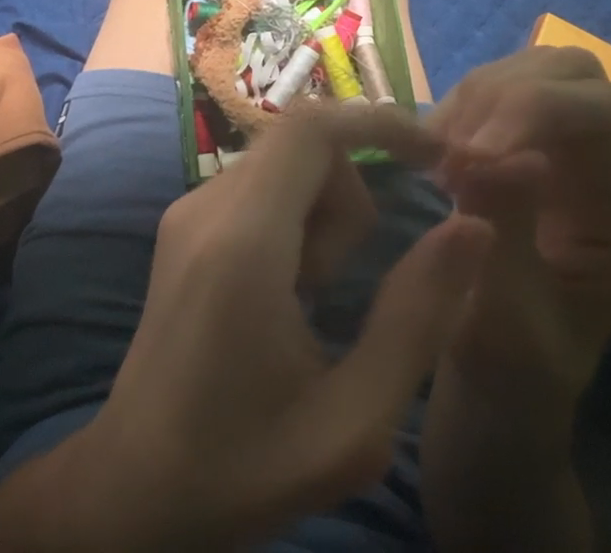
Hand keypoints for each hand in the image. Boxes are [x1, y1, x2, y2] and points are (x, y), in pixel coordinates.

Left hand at [74, 107, 495, 549]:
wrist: (138, 486)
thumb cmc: (245, 463)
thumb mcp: (355, 417)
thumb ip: (418, 315)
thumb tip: (473, 227)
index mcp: (243, 243)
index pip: (311, 130)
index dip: (380, 125)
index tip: (438, 158)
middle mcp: (204, 209)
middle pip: (302, 147)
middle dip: (350, 200)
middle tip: (340, 288)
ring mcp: (186, 218)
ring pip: (282, 169)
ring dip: (322, 220)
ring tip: (311, 302)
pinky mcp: (182, 234)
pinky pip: (257, 193)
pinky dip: (292, 224)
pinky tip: (287, 296)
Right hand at [429, 46, 610, 402]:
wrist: (497, 388)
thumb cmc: (509, 373)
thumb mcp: (504, 319)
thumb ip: (505, 231)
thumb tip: (493, 154)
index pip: (607, 116)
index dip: (533, 109)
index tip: (464, 152)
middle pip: (576, 75)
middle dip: (502, 96)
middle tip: (444, 149)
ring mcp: (574, 157)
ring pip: (532, 72)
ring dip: (475, 101)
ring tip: (436, 157)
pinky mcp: (531, 152)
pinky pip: (496, 96)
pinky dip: (459, 109)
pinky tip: (435, 150)